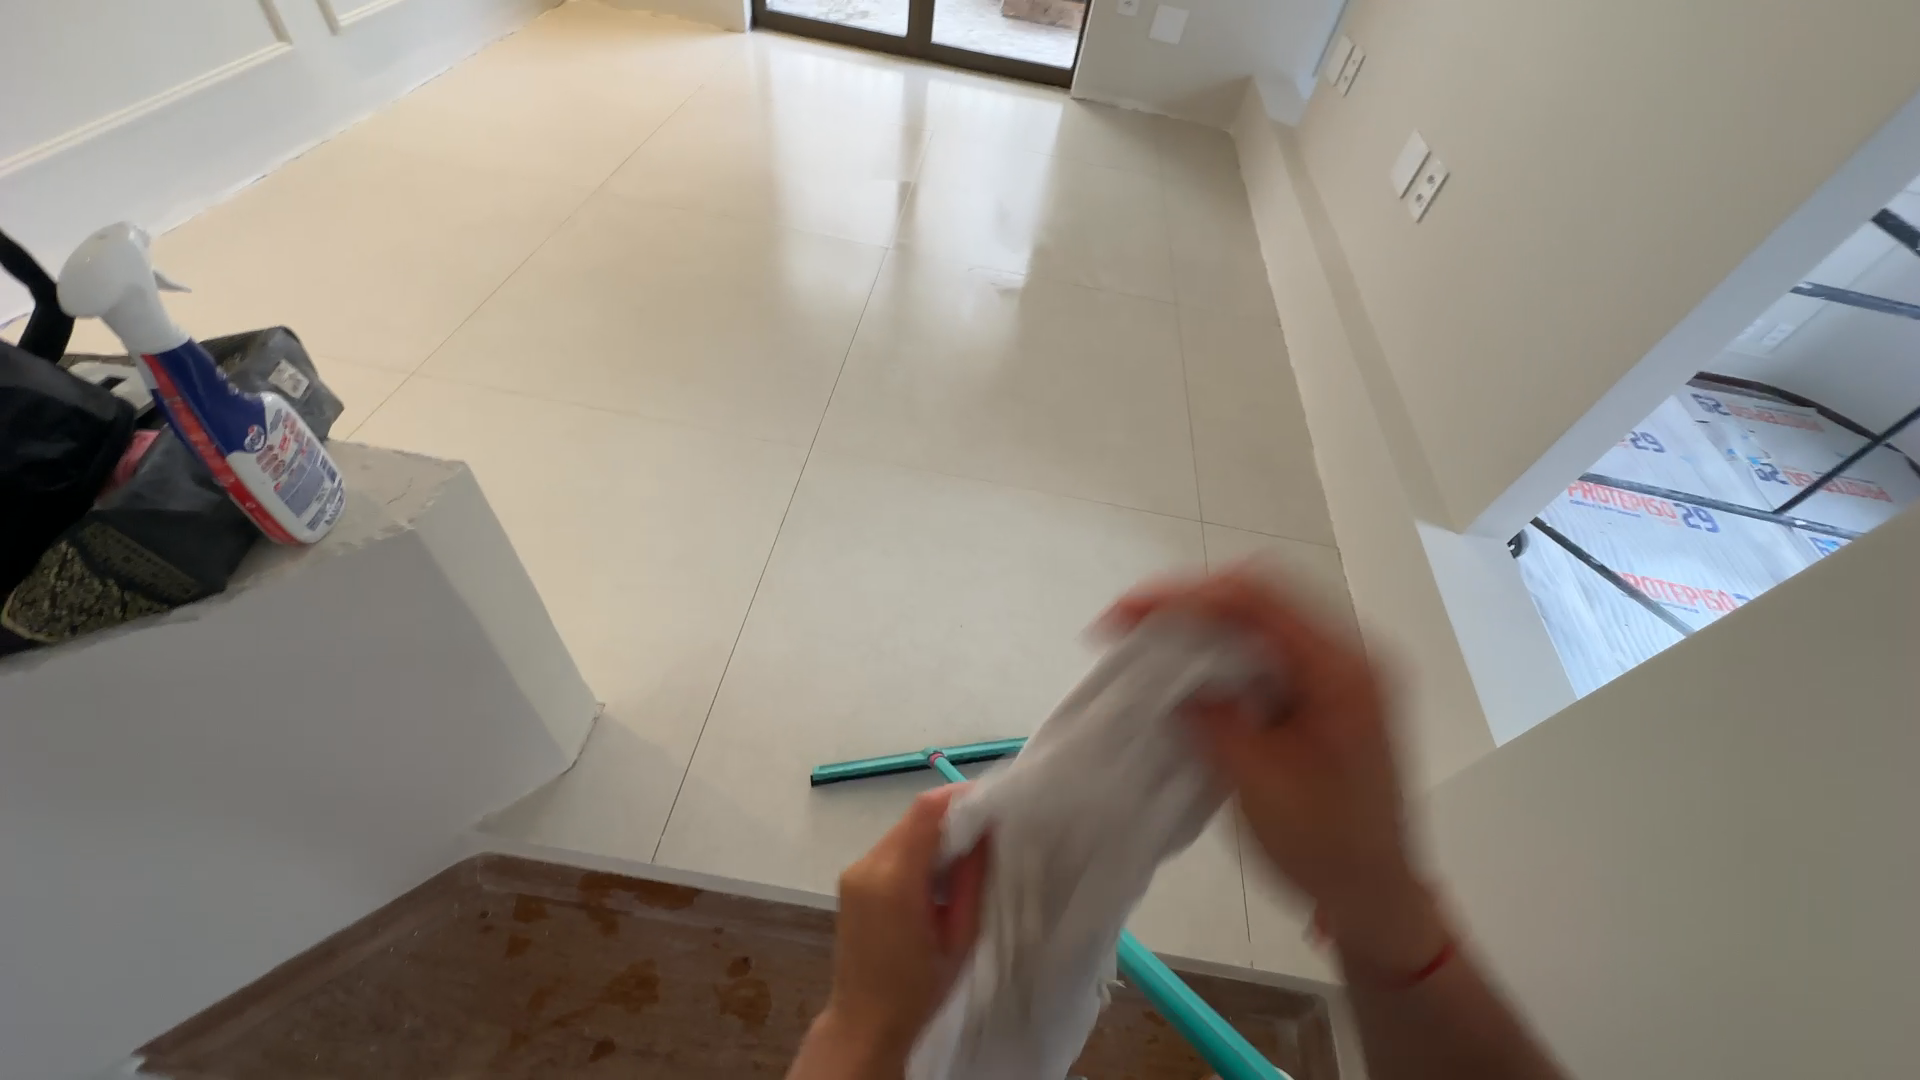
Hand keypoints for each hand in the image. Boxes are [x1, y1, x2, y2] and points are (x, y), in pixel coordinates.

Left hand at [817, 786, 988, 1069]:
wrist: (865, 1023)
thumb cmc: (919, 988)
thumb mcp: (960, 935)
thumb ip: (971, 877)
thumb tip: (985, 828)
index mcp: (895, 881)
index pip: (926, 811)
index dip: (958, 796)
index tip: (988, 801)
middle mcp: (868, 865)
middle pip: (914, 818)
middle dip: (950, 816)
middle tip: (983, 829)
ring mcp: (854, 870)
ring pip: (902, 830)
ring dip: (933, 834)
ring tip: (962, 856)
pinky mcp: (850, 878)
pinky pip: (890, 848)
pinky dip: (915, 849)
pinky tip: (934, 874)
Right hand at [1104, 566, 1445, 972]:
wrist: (1375, 894)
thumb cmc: (1325, 847)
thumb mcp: (1261, 784)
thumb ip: (1215, 717)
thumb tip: (1167, 672)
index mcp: (1345, 672)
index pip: (1259, 599)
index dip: (1187, 596)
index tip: (1128, 612)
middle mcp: (1348, 654)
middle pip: (1258, 594)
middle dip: (1186, 600)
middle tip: (1126, 621)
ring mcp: (1336, 668)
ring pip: (1256, 613)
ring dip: (1198, 618)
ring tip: (1143, 634)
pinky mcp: (1320, 685)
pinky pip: (1261, 643)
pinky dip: (1215, 644)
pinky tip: (1180, 660)